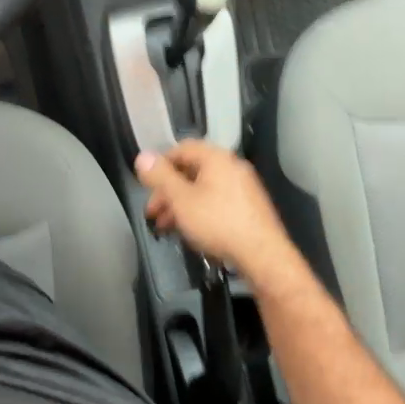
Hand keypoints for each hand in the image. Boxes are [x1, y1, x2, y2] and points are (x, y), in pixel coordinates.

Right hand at [136, 140, 297, 277]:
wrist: (262, 254)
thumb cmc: (218, 223)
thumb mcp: (181, 199)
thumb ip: (160, 177)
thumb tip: (143, 156)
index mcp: (216, 158)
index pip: (182, 148)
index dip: (160, 164)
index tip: (146, 184)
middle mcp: (232, 167)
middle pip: (192, 171)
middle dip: (168, 190)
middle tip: (152, 211)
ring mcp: (243, 188)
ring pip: (203, 189)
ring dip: (181, 204)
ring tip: (166, 226)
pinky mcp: (249, 208)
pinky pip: (217, 202)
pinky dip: (199, 211)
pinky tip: (190, 231)